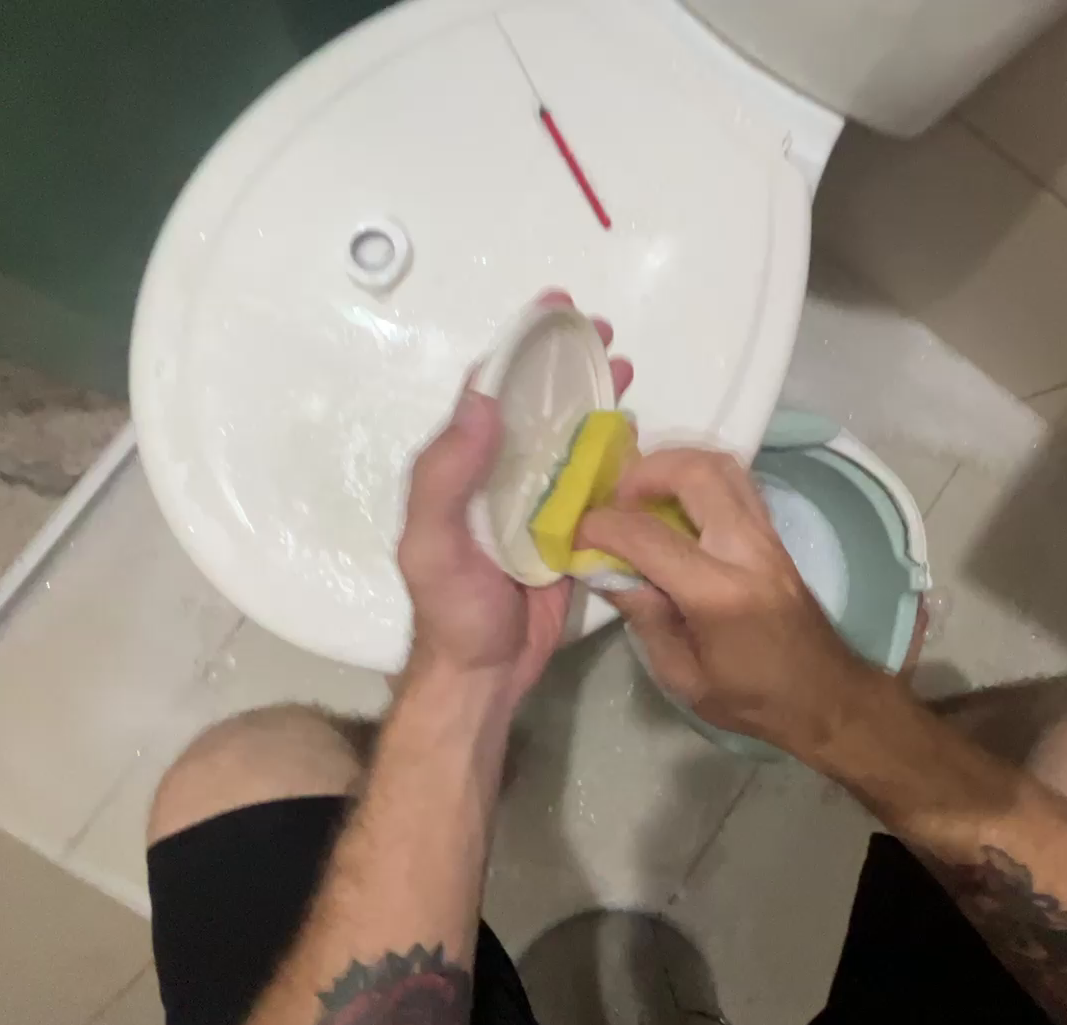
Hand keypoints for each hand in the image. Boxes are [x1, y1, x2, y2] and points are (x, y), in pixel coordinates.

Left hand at [397, 291, 631, 702]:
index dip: (522, 346)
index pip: (492, 391)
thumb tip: (481, 398)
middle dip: (567, 362)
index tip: (556, 309)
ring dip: (595, 398)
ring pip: (569, 435)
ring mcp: (537, 500)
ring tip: (626, 367)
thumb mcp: (432, 543)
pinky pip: (593, 480)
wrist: (487, 673)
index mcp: (465, 467)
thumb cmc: (454, 610)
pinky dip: (613, 451)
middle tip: (604, 332)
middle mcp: (500, 473)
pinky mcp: (568, 527)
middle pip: (537, 404)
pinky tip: (635, 430)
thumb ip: (447, 475)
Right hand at [576, 449, 885, 753]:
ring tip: (644, 495)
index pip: (649, 537)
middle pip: (696, 472)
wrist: (824, 694)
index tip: (577, 533)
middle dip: (644, 472)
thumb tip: (609, 571)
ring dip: (674, 465)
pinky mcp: (774, 534)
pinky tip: (675, 507)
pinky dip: (697, 478)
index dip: (603, 527)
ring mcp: (767, 536)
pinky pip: (735, 482)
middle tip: (617, 500)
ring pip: (722, 464)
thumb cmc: (752, 698)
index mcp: (720, 594)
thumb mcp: (683, 677)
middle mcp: (748, 550)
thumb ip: (644, 618)